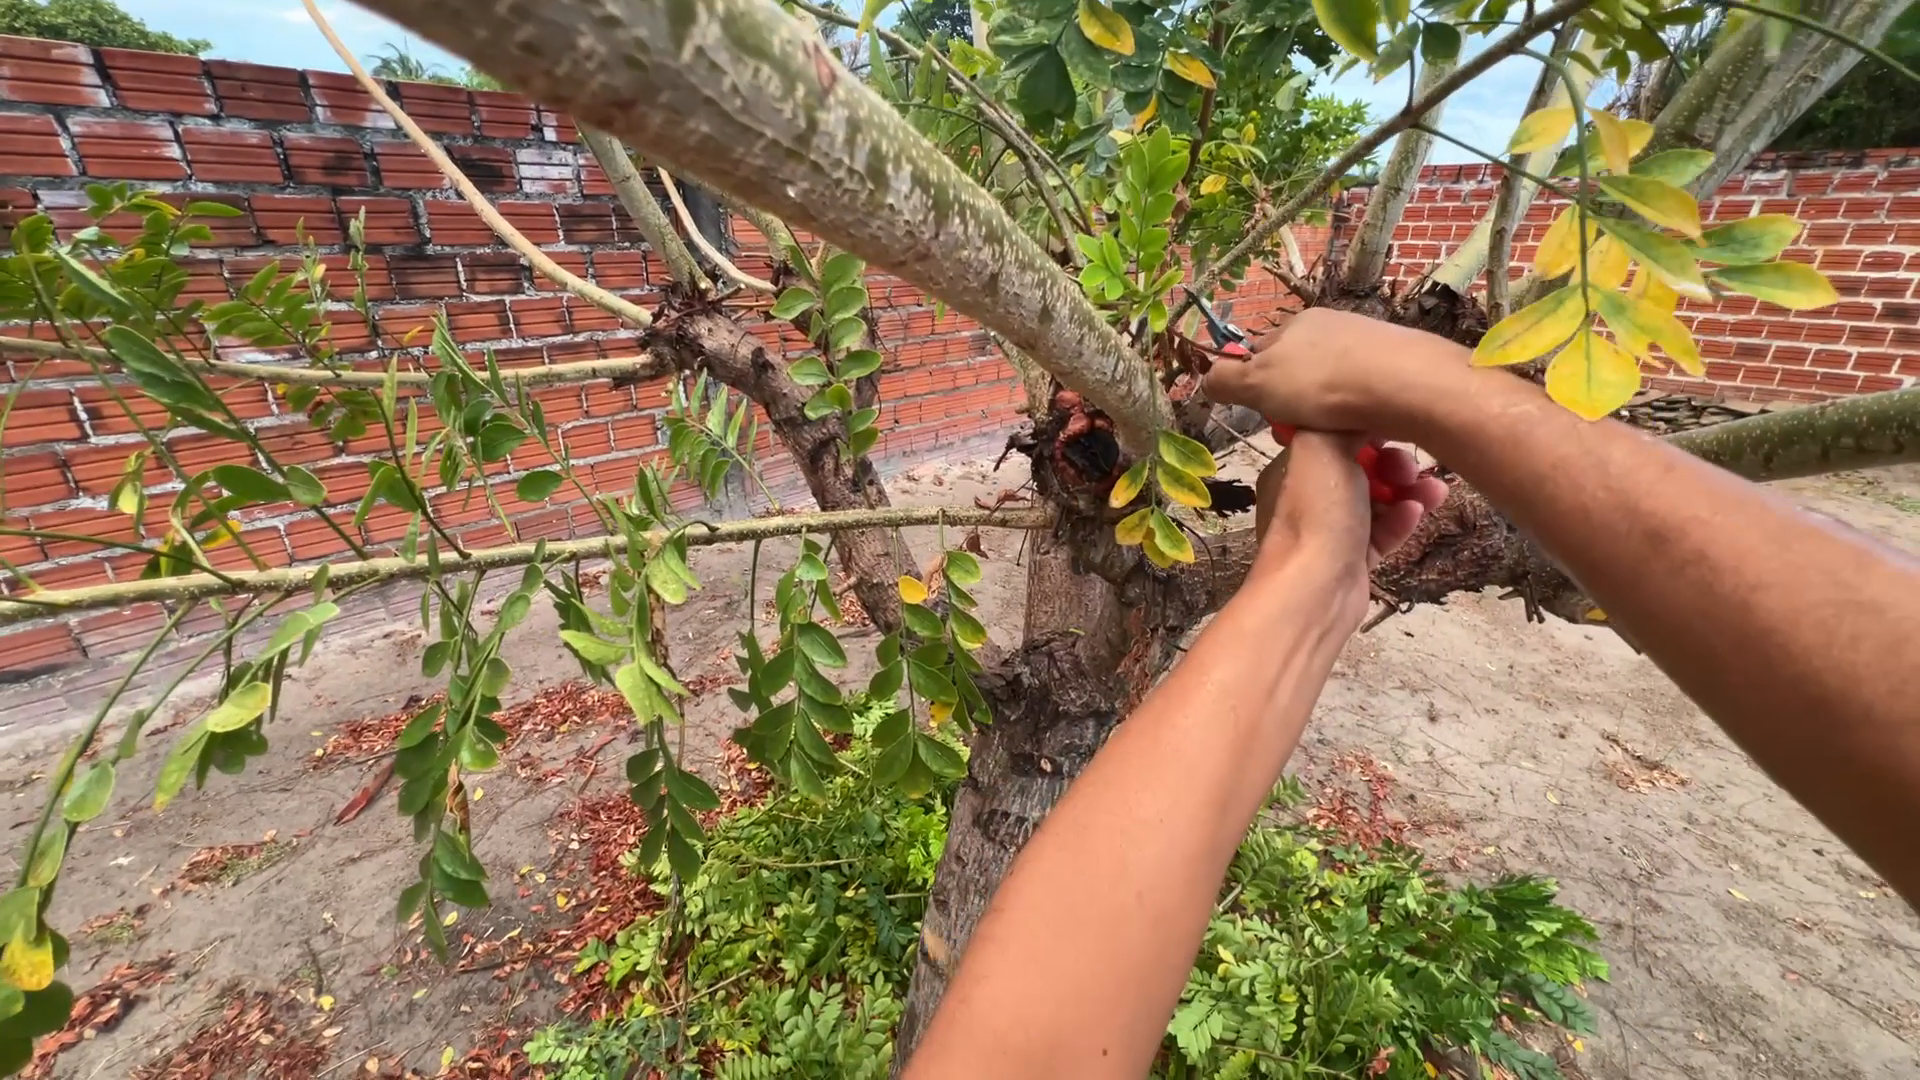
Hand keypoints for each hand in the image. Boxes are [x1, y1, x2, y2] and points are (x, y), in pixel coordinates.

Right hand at [1203, 308, 1464, 437]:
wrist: (1406, 385)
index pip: (1259, 354)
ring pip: (1331, 381)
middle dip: (1292, 401)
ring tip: (1332, 432)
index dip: (1255, 387)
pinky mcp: (1399, 361)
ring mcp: (1368, 340)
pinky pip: (1364, 389)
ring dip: (1325, 408)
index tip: (1266, 415)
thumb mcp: (1255, 385)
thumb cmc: (1320, 385)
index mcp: (1295, 324)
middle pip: (1296, 369)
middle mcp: (1331, 324)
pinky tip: (1362, 425)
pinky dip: (1357, 409)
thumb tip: (1206, 379)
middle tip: (1298, 429)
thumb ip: (1224, 381)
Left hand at [1251, 431, 1448, 628]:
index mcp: (1293, 468)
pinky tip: (1416, 514)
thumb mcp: (1322, 448)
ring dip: (1409, 491)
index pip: (1332, 437)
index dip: (1366, 431)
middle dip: (1394, 463)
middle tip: (1409, 469)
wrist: (1315, 587)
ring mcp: (1331, 529)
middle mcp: (1309, 496)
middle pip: (1361, 467)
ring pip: (1379, 499)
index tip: (1393, 429)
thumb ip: (1342, 424)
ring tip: (1433, 491)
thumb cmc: (1315, 512)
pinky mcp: (1353, 558)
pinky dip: (1402, 520)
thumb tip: (1366, 415)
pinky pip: (1384, 530)